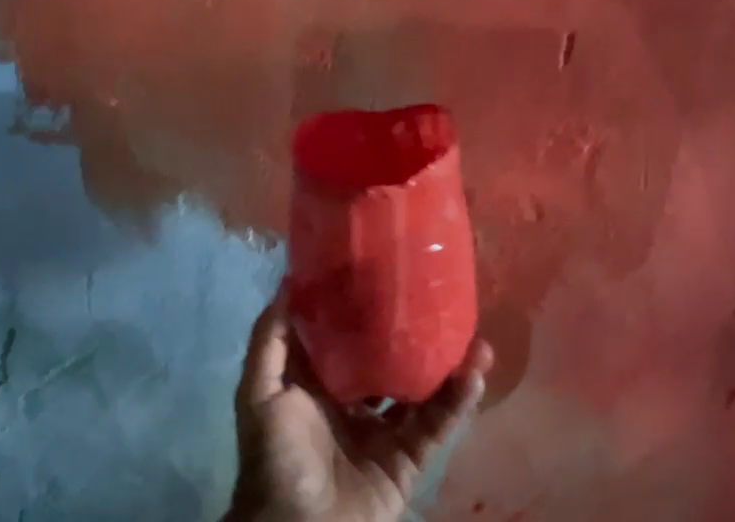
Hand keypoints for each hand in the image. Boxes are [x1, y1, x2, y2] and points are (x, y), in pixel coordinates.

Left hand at [225, 291, 492, 521]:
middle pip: (388, 361)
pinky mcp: (407, 462)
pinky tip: (474, 375)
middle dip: (412, 335)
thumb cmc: (275, 454)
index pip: (342, 336)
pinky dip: (456, 404)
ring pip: (420, 392)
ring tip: (474, 337)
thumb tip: (288, 281)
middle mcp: (351, 402)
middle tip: (438, 302)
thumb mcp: (259, 391)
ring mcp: (382, 433)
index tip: (383, 272)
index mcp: (316, 384)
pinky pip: (435, 427)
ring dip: (447, 366)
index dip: (360, 307)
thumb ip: (270, 339)